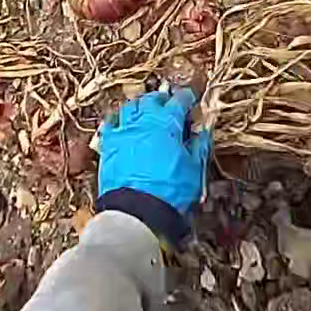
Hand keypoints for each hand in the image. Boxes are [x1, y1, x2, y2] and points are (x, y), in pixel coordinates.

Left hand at [97, 88, 209, 215]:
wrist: (138, 212)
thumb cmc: (169, 191)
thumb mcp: (194, 168)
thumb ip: (199, 145)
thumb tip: (202, 133)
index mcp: (168, 123)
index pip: (179, 100)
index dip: (187, 98)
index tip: (189, 99)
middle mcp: (144, 121)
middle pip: (152, 99)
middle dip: (162, 98)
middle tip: (168, 102)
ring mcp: (124, 132)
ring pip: (130, 107)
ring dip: (140, 105)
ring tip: (145, 109)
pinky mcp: (108, 145)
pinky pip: (109, 125)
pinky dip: (117, 120)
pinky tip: (120, 122)